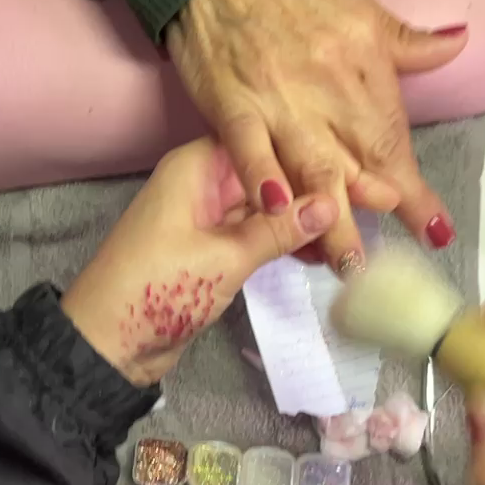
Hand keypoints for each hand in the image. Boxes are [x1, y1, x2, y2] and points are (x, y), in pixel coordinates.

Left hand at [62, 138, 336, 385]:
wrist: (106, 342)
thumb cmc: (158, 287)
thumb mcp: (225, 257)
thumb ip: (278, 230)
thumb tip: (332, 203)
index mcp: (196, 166)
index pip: (265, 142)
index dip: (312, 155)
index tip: (363, 170)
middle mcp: (200, 182)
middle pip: (267, 177)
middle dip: (315, 192)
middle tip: (378, 202)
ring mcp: (203, 217)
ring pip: (263, 209)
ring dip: (301, 222)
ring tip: (357, 231)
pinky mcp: (207, 249)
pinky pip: (252, 236)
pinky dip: (280, 243)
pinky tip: (319, 253)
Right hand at [168, 0, 464, 271]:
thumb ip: (403, 38)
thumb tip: (457, 44)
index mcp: (363, 64)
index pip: (393, 139)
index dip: (415, 190)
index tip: (435, 230)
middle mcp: (328, 89)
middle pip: (360, 165)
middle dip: (379, 218)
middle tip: (389, 270)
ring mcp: (278, 99)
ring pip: (313, 168)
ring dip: (331, 221)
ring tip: (344, 266)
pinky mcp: (231, 102)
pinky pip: (250, 148)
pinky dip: (263, 179)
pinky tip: (277, 213)